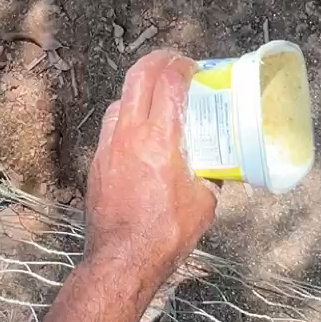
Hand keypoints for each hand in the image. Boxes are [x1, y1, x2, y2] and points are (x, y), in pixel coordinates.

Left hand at [83, 49, 217, 297]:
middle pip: (139, 75)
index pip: (170, 82)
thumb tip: (222, 164)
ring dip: (140, 89)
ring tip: (158, 97)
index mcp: (160, 139)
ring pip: (121, 98)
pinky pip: (112, 125)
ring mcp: (109, 146)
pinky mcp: (98, 162)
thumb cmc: (166, 233)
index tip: (195, 67)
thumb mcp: (205, 201)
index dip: (184, 66)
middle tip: (176, 63)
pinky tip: (141, 133)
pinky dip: (128, 117)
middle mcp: (130, 134)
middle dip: (158, 61)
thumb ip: (213, 174)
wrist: (122, 260)